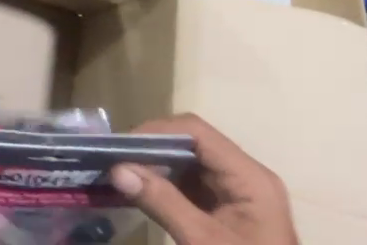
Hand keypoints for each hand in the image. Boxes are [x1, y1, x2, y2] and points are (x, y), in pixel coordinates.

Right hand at [111, 113, 297, 244]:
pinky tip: (142, 192)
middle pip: (192, 143)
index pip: (197, 132)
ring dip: (156, 166)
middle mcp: (246, 175)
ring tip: (123, 174)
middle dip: (153, 149)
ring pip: (189, 162)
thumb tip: (117, 169)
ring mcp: (238, 193)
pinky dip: (166, 184)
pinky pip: (192, 184)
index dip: (156, 132)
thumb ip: (163, 203)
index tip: (121, 147)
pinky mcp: (228, 209)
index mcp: (250, 177)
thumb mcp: (204, 244)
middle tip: (116, 160)